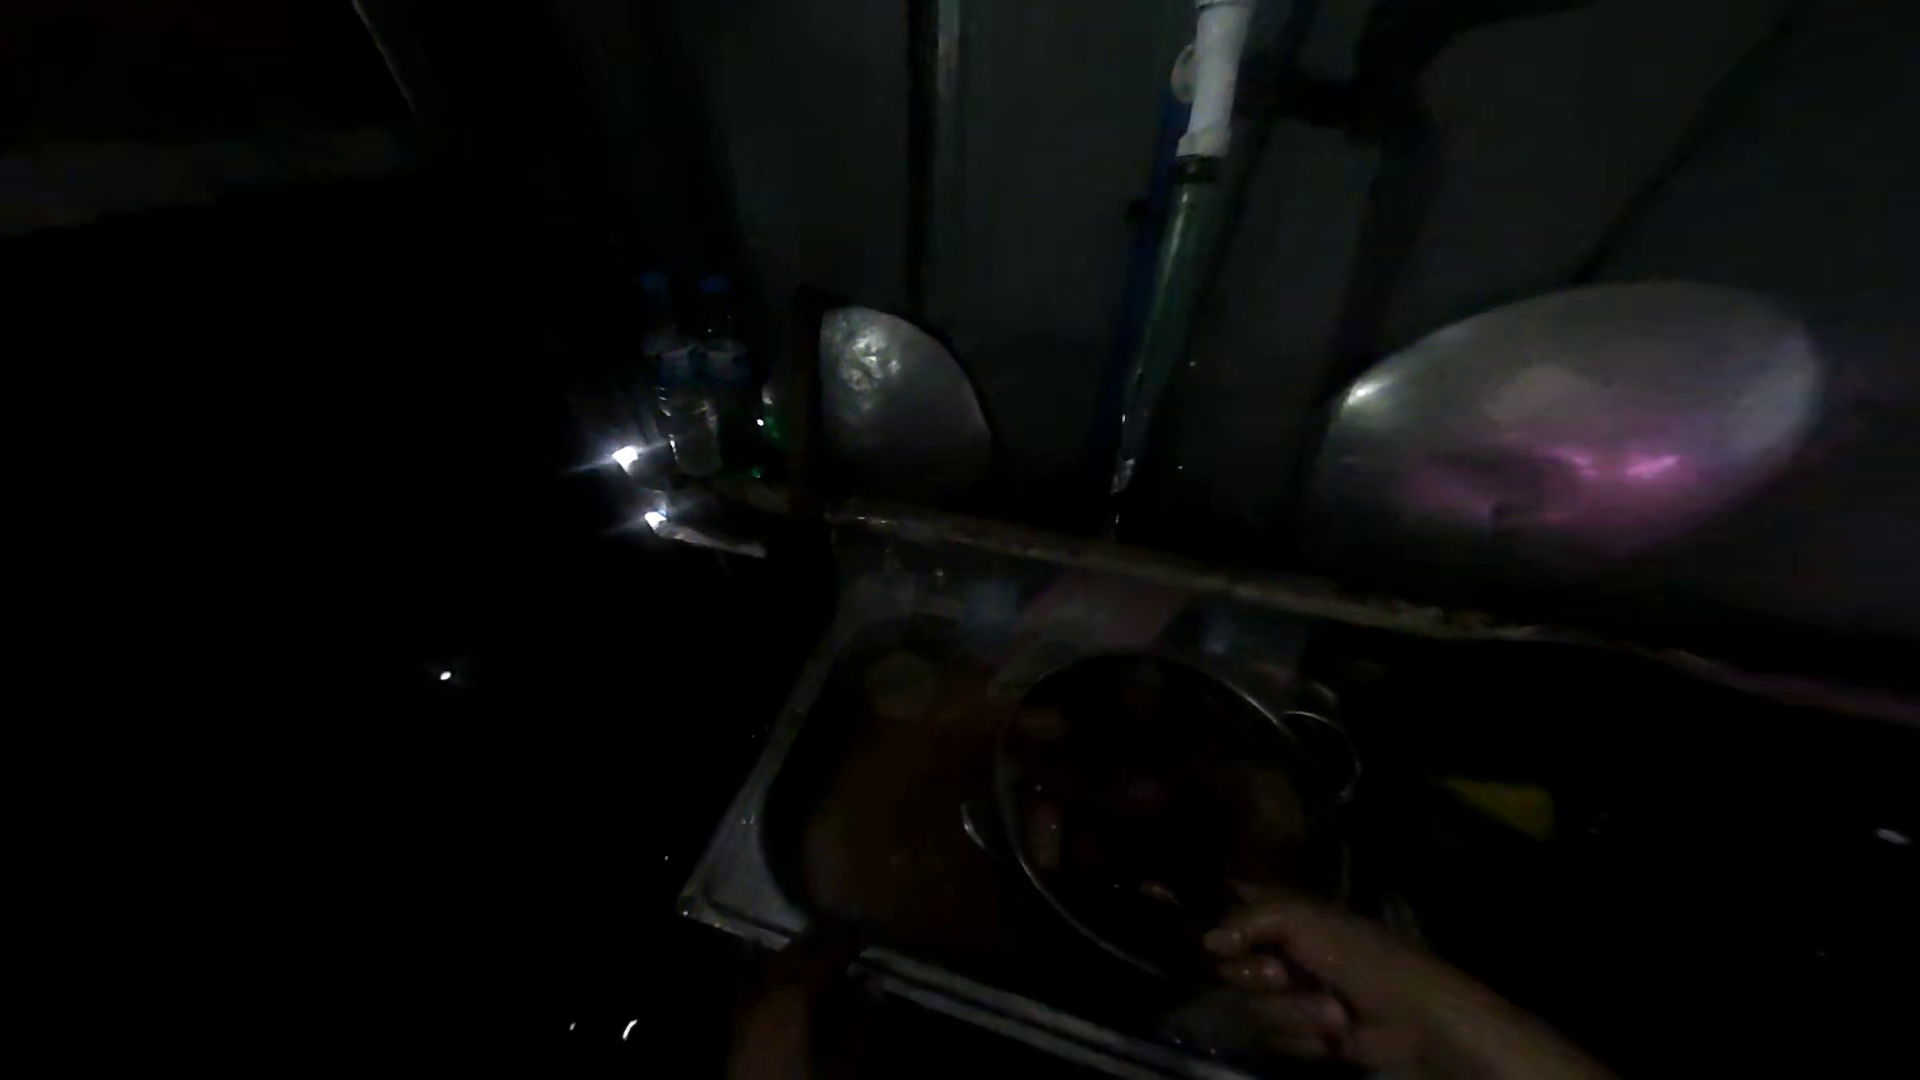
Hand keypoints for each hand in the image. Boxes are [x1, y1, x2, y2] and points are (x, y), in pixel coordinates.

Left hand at [728, 920, 865, 1079]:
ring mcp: (748, 1013)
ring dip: (797, 947)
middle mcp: (768, 996)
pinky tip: (753, 947)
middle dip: (823, 937)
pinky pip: (746, 984)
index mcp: (794, 1001)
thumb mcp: (839, 1073)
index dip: (848, 940)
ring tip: (819, 938)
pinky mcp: (737, 1031)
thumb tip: (873, 981)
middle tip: (848, 928)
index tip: (868, 930)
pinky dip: (753, 964)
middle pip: (797, 953)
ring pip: (773, 964)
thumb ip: (857, 1025)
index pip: (825, 956)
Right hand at [1205, 894, 1613, 1079]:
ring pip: (1251, 1003)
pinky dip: (1302, 1037)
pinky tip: (1331, 1037)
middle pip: (1227, 962)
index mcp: (1272, 911)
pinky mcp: (1302, 1031)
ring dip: (1290, 1012)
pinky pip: (1274, 1036)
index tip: (1193, 925)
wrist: (1417, 1020)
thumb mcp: (1297, 919)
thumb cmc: (1358, 954)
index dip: (1204, 914)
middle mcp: (1272, 948)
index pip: (1222, 904)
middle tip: (1280, 977)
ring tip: (1330, 1014)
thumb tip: (1206, 942)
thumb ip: (1244, 921)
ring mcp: (1286, 991)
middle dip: (1253, 976)